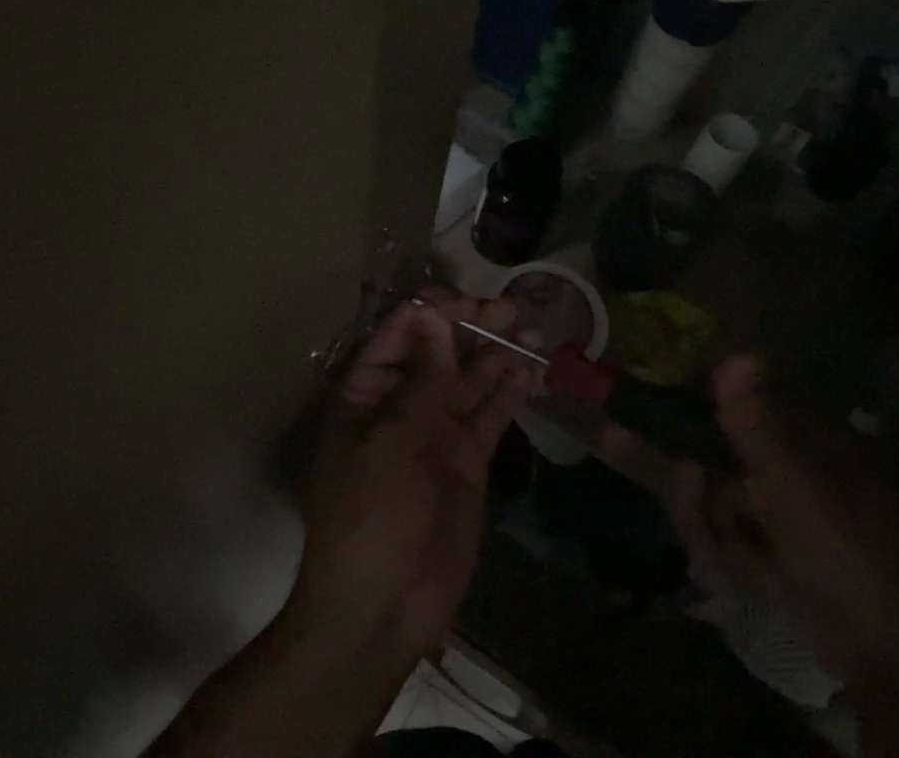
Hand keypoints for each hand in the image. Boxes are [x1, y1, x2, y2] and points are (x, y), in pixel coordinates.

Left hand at [290, 290, 537, 659]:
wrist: (383, 602)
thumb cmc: (372, 513)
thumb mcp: (392, 440)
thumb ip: (421, 379)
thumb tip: (432, 315)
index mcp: (366, 395)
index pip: (398, 337)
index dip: (430, 312)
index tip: (466, 296)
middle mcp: (400, 407)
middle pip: (437, 353)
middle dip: (471, 327)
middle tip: (511, 308)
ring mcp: (435, 435)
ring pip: (468, 381)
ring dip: (496, 354)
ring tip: (531, 328)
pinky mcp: (465, 463)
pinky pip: (487, 417)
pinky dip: (506, 393)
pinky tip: (530, 370)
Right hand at [640, 356, 898, 754]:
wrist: (886, 651)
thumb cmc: (842, 551)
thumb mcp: (792, 484)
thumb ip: (755, 425)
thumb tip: (736, 356)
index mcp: (807, 446)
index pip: (736, 415)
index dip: (688, 417)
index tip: (638, 423)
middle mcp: (794, 475)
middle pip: (716, 466)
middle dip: (696, 493)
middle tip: (691, 516)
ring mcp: (785, 520)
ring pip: (719, 508)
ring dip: (714, 531)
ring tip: (734, 558)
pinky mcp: (777, 559)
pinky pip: (732, 544)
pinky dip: (733, 559)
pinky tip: (753, 577)